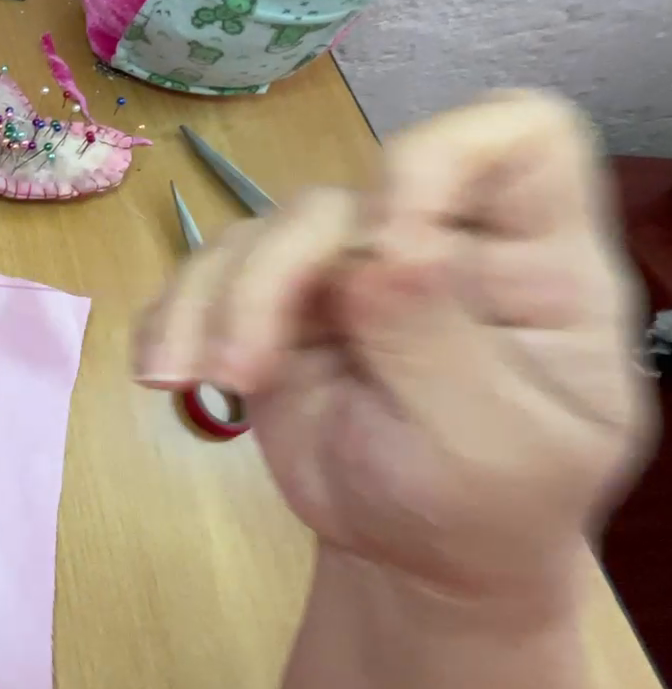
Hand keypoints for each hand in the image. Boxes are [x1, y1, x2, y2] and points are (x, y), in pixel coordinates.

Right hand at [136, 92, 652, 607]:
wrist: (408, 549)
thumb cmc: (481, 505)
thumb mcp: (490, 443)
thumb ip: (439, 342)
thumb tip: (376, 253)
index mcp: (528, 265)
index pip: (509, 139)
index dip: (437, 159)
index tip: (382, 245)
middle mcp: (421, 248)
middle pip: (325, 205)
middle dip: (265, 282)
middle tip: (239, 372)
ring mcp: (332, 278)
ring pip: (243, 242)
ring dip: (200, 308)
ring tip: (183, 381)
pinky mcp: (261, 310)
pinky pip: (194, 282)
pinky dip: (165, 322)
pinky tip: (161, 374)